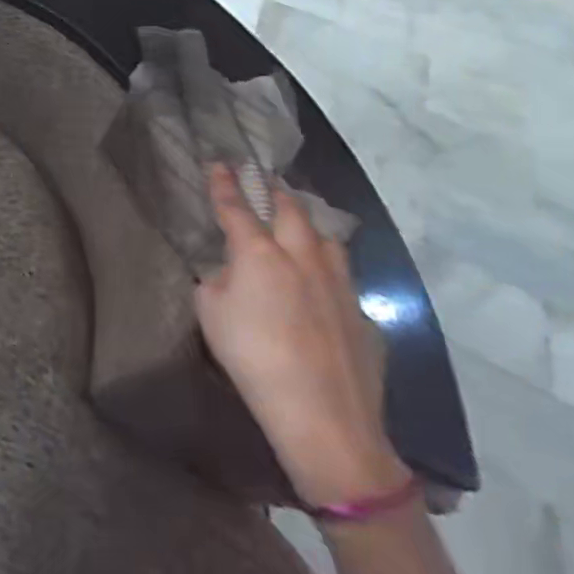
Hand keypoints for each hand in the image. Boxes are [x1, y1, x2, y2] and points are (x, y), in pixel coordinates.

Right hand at [196, 164, 408, 508]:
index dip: (224, 184)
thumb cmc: (250, 354)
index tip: (219, 162)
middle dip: (277, 194)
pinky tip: (318, 288)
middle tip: (266, 183)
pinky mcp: (363, 316)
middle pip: (294, 213)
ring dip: (309, 225)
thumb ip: (218, 281)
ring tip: (298, 223)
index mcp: (260, 255)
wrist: (322, 411)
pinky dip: (326, 270)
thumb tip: (234, 274)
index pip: (237, 209)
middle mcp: (304, 259)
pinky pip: (342, 280)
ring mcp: (341, 287)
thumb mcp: (210, 311)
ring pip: (327, 241)